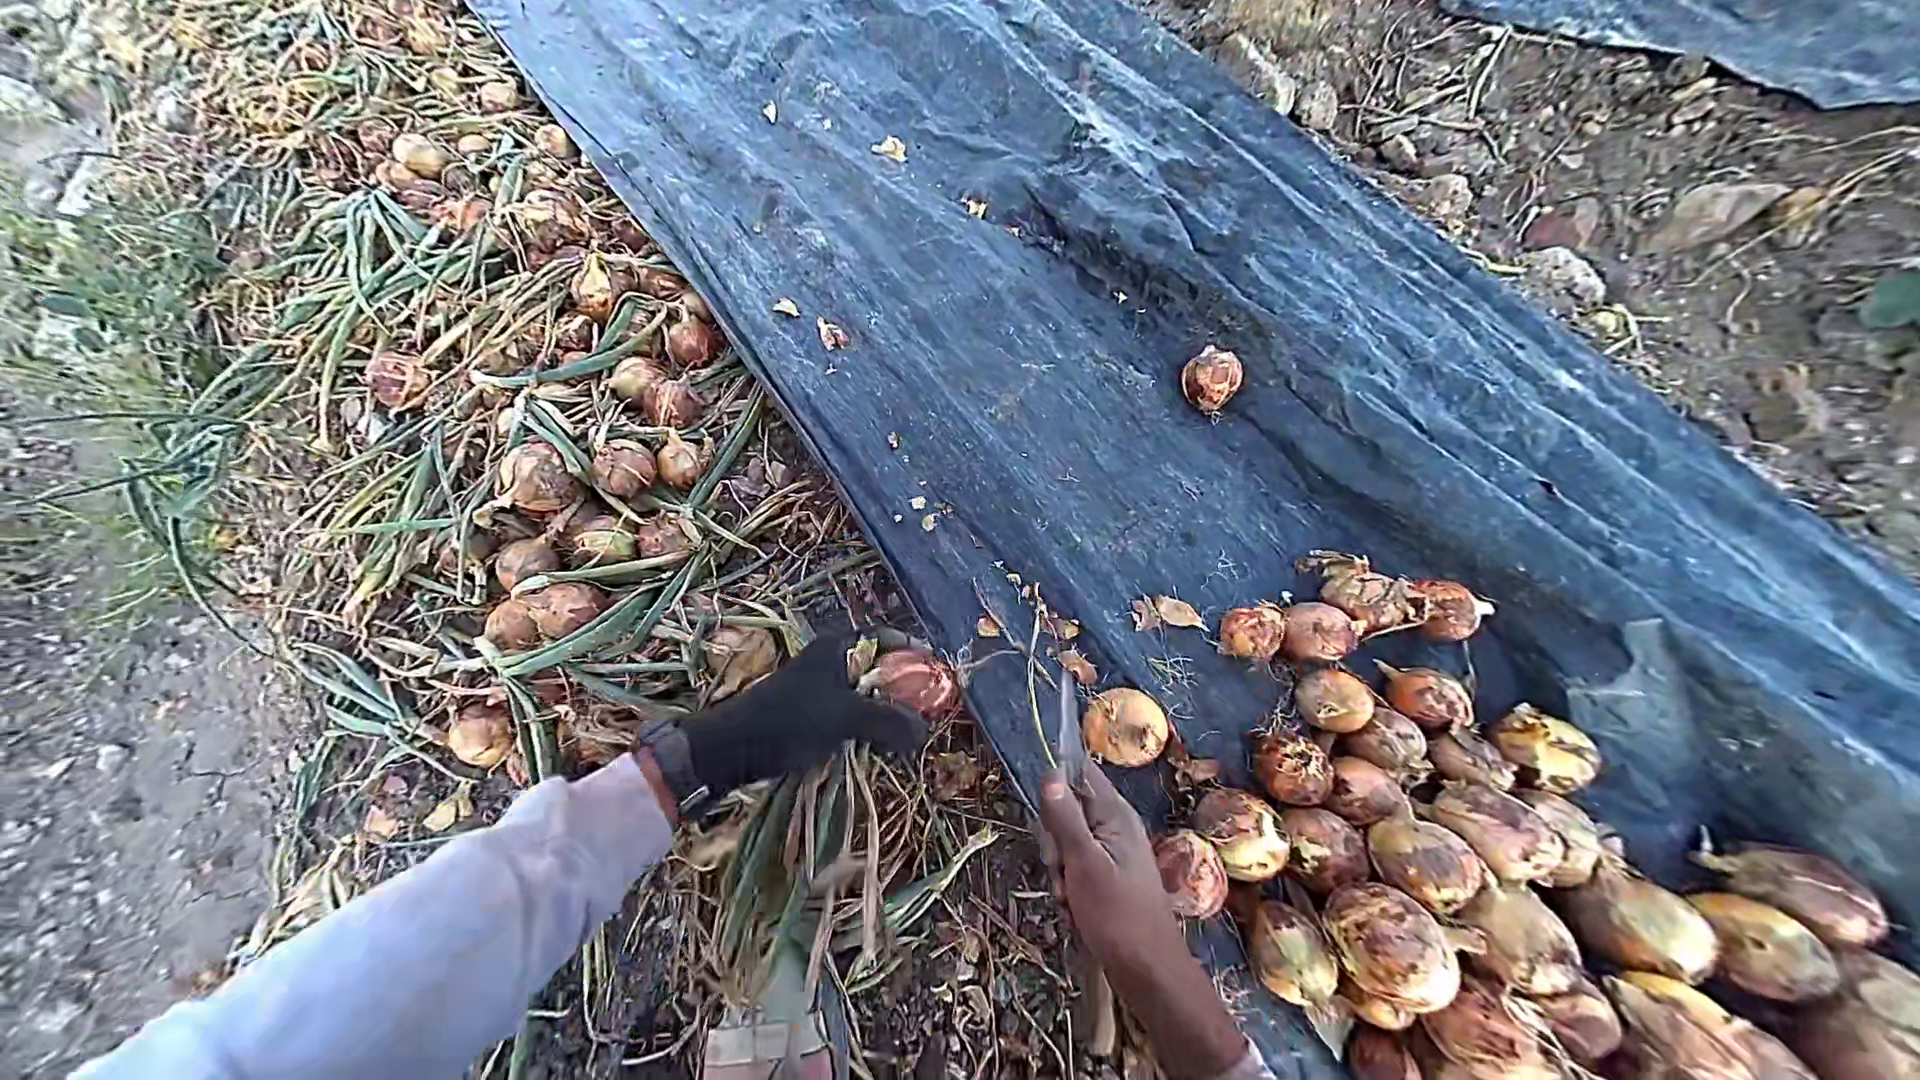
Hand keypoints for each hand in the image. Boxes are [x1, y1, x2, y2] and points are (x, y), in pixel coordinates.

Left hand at [678, 630, 926, 793]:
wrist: (732, 749)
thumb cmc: (789, 720)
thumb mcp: (845, 718)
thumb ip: (888, 721)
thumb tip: (924, 732)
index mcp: (836, 647)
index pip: (884, 636)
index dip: (912, 650)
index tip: (934, 670)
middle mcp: (828, 661)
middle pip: (877, 666)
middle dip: (902, 687)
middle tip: (924, 707)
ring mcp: (818, 688)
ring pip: (863, 693)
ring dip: (884, 711)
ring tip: (905, 731)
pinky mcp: (810, 712)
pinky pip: (848, 713)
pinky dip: (865, 726)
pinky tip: (875, 745)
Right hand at [1037, 766, 1247, 1079]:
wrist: (1149, 974)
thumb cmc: (1118, 916)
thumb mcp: (1084, 862)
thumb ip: (1065, 817)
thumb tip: (1050, 772)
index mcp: (1115, 812)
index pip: (1080, 771)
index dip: (1055, 781)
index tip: (1042, 809)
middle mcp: (1114, 824)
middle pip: (1067, 807)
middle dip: (1054, 837)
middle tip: (1060, 867)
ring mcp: (1111, 850)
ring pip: (1067, 839)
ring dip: (1059, 866)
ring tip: (1068, 894)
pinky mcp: (1107, 873)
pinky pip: (1075, 863)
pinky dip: (1068, 883)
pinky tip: (1072, 907)